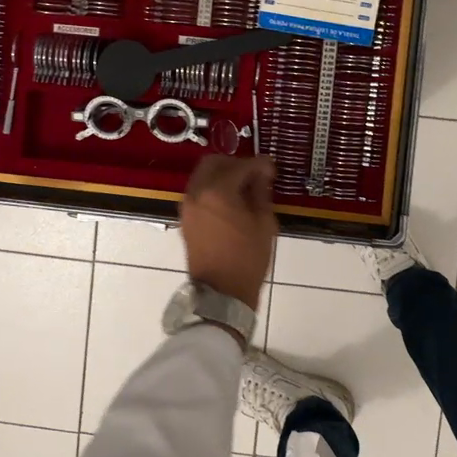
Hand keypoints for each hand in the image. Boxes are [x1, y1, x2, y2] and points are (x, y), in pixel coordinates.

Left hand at [180, 155, 275, 309]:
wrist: (221, 293)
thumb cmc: (248, 259)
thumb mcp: (263, 223)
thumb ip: (260, 192)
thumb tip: (261, 175)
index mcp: (217, 191)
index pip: (240, 166)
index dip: (259, 164)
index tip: (272, 169)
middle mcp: (196, 193)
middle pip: (213, 163)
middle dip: (235, 164)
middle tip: (254, 175)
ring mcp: (187, 206)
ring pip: (202, 176)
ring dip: (222, 176)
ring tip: (244, 190)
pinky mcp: (185, 219)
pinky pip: (198, 193)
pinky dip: (213, 190)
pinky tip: (231, 203)